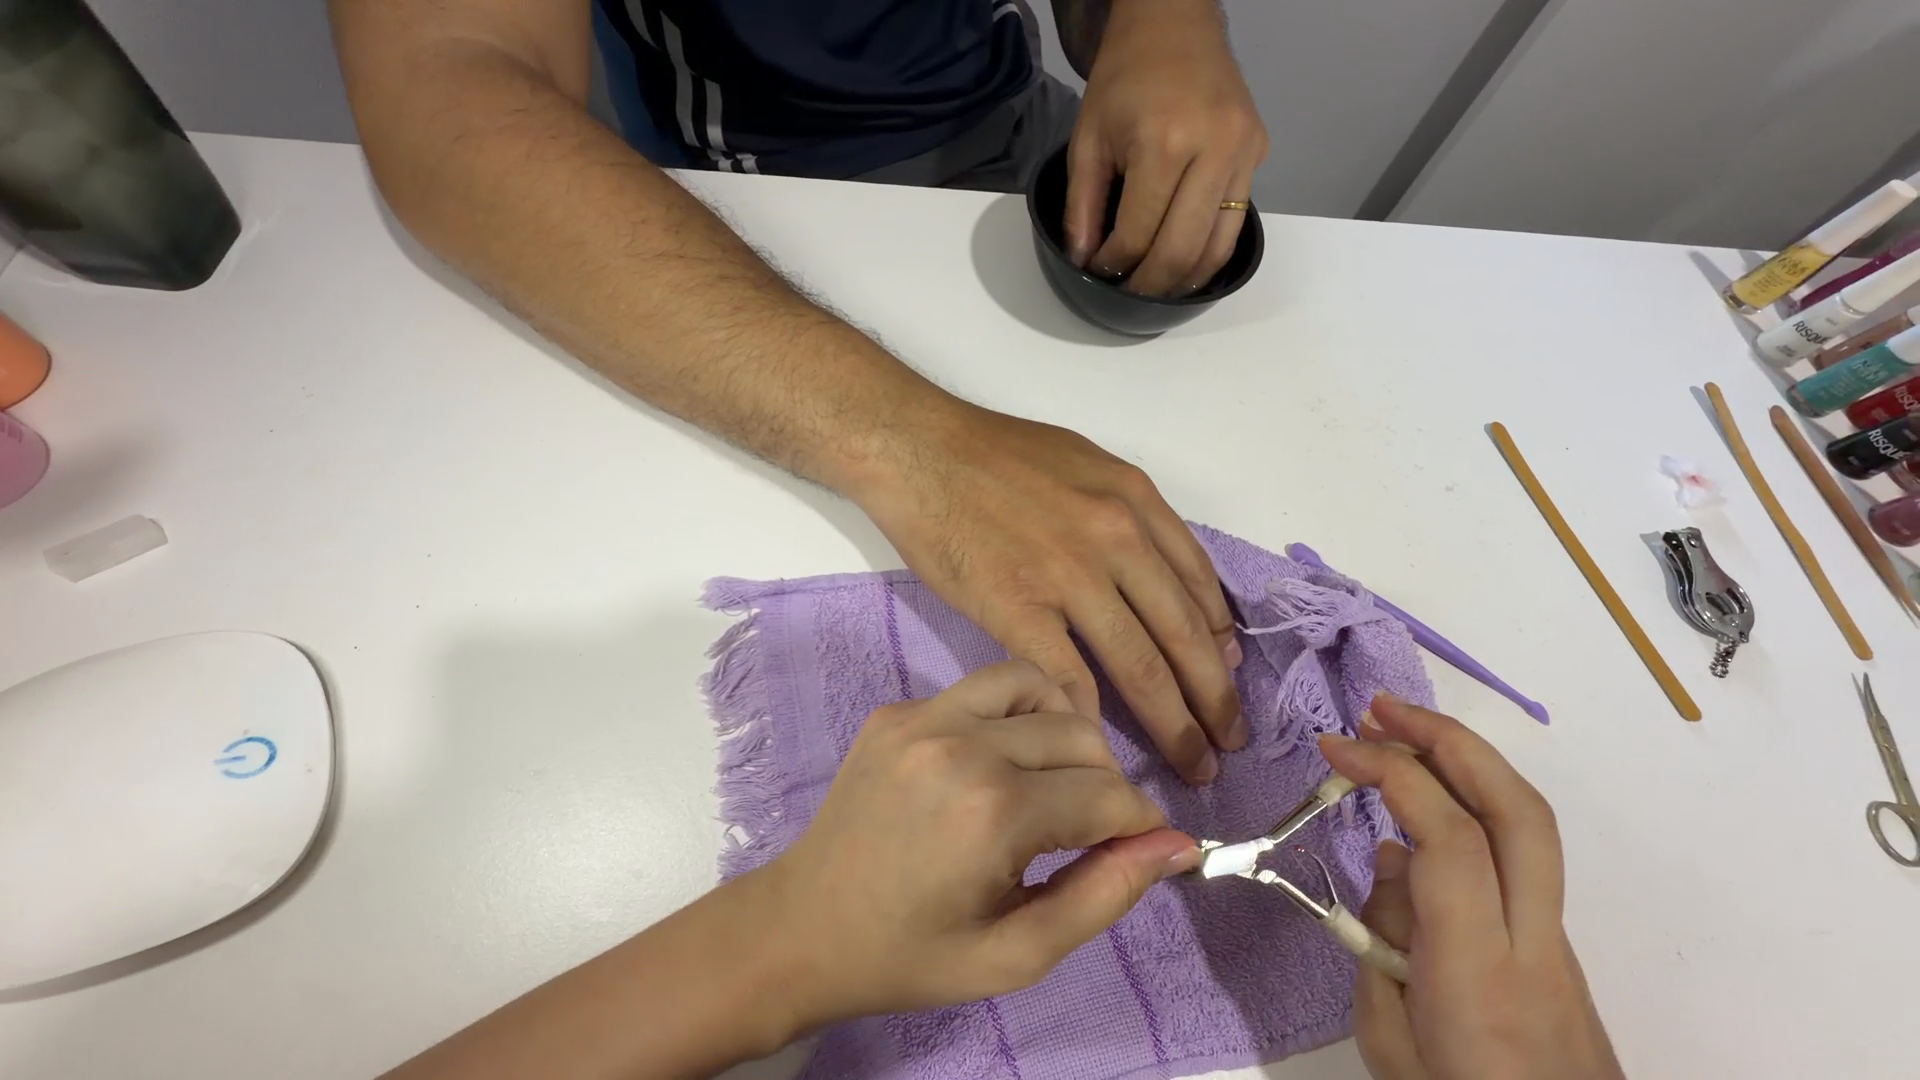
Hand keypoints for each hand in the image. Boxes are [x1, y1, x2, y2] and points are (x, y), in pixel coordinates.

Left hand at [759, 662, 1200, 1030]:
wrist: (803, 926)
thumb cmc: (913, 954)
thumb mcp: (1018, 954)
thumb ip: (1105, 894)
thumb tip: (1175, 844)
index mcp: (992, 813)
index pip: (1108, 795)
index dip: (1140, 823)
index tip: (1140, 845)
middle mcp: (961, 745)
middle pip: (1081, 735)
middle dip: (1105, 782)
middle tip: (1087, 828)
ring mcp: (922, 716)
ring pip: (1038, 687)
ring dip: (1064, 731)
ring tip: (1051, 781)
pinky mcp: (898, 708)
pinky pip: (982, 687)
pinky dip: (1013, 712)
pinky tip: (1000, 757)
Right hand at [852, 404, 1245, 784]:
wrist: (918, 450)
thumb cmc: (993, 453)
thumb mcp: (1084, 463)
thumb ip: (1129, 516)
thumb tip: (1162, 579)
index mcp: (1135, 502)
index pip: (1198, 586)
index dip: (1219, 643)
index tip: (1225, 678)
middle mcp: (1117, 538)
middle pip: (1183, 635)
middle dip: (1215, 699)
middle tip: (1231, 743)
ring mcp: (1068, 575)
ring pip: (1139, 665)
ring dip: (1174, 724)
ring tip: (1195, 766)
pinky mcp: (1017, 606)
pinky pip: (1066, 676)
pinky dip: (1090, 719)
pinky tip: (1105, 752)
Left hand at [1065, 0, 1267, 297]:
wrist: (1175, 25)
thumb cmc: (1124, 79)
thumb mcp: (1087, 139)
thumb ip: (1081, 206)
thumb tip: (1083, 261)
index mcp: (1164, 143)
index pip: (1137, 233)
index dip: (1113, 264)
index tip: (1098, 270)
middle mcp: (1213, 151)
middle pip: (1181, 249)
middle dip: (1149, 284)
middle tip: (1128, 292)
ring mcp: (1244, 154)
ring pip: (1216, 247)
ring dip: (1183, 281)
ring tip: (1156, 290)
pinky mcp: (1259, 156)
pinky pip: (1236, 226)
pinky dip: (1208, 256)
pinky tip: (1185, 266)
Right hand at [1317, 697, 1622, 1079]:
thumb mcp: (1389, 1041)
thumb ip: (1382, 944)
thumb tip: (1396, 860)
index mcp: (1477, 970)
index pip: (1451, 842)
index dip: (1393, 774)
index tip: (1333, 747)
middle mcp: (1531, 939)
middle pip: (1516, 811)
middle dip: (1449, 740)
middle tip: (1381, 707)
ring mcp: (1555, 936)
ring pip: (1527, 821)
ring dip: (1461, 758)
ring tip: (1394, 731)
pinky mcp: (1554, 937)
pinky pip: (1514, 849)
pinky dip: (1467, 800)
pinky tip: (1415, 807)